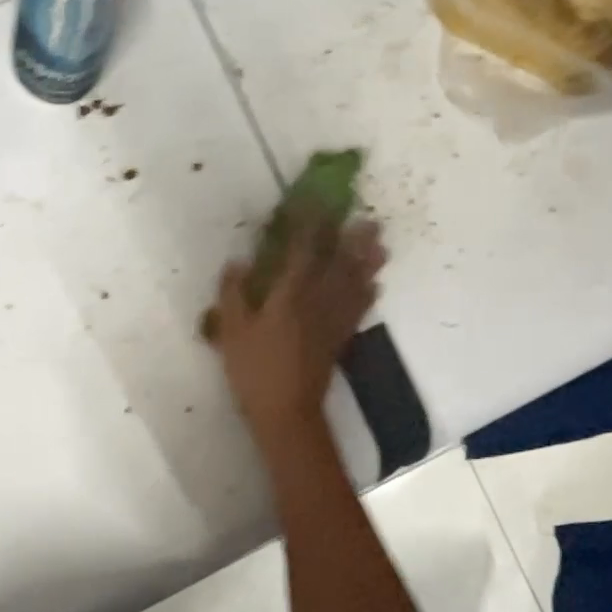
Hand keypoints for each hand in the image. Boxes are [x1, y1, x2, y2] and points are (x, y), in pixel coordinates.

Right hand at [213, 217, 384, 438]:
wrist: (287, 412)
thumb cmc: (254, 371)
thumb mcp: (232, 331)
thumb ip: (233, 293)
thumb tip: (238, 262)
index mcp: (290, 293)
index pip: (303, 249)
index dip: (310, 223)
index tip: (316, 200)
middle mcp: (318, 300)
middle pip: (339, 262)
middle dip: (350, 237)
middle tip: (366, 216)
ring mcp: (333, 320)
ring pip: (355, 282)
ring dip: (367, 260)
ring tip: (379, 241)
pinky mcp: (340, 339)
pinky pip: (359, 308)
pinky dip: (368, 292)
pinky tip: (374, 285)